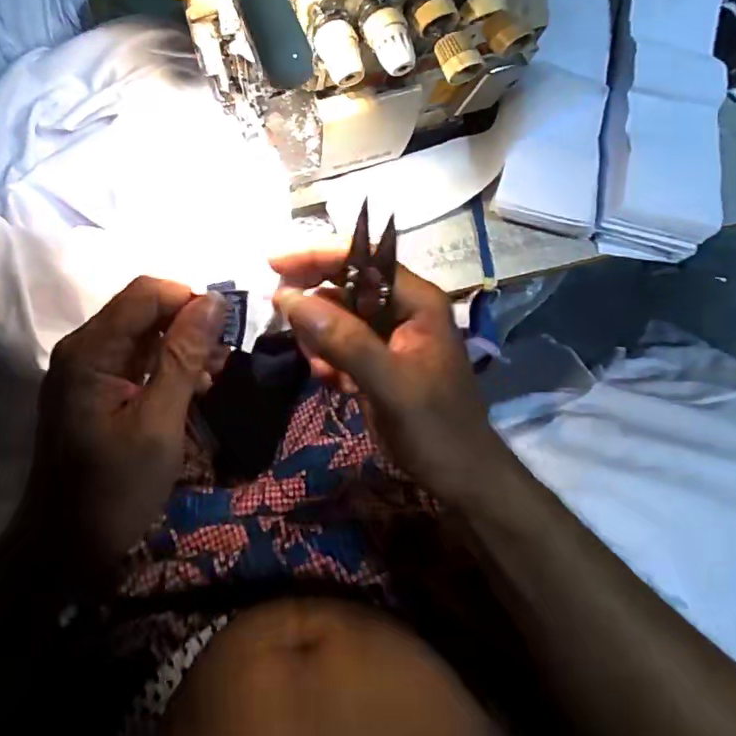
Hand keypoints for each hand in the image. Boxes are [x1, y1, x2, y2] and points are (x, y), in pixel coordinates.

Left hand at [20, 277, 228, 580]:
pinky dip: (166, 367)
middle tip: (224, 360)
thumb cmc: (113, 492)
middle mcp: (82, 348)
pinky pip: (135, 360)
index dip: (189, 300)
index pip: (146, 293)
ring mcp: (85, 370)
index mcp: (90, 351)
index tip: (227, 332)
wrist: (61, 552)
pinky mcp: (93, 390)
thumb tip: (214, 300)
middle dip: (188, 325)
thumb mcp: (157, 425)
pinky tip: (192, 389)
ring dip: (181, 347)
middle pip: (143, 310)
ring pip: (143, 334)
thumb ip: (183, 358)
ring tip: (214, 377)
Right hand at [270, 249, 512, 503]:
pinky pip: (337, 341)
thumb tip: (290, 299)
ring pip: (334, 314)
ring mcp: (388, 334)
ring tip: (323, 370)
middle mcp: (401, 308)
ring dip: (318, 338)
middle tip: (287, 324)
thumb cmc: (436, 429)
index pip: (361, 258)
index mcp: (415, 300)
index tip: (274, 266)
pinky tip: (333, 384)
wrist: (461, 480)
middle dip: (314, 304)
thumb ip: (344, 340)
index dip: (316, 255)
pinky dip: (326, 358)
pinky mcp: (376, 358)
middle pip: (342, 282)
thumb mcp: (390, 385)